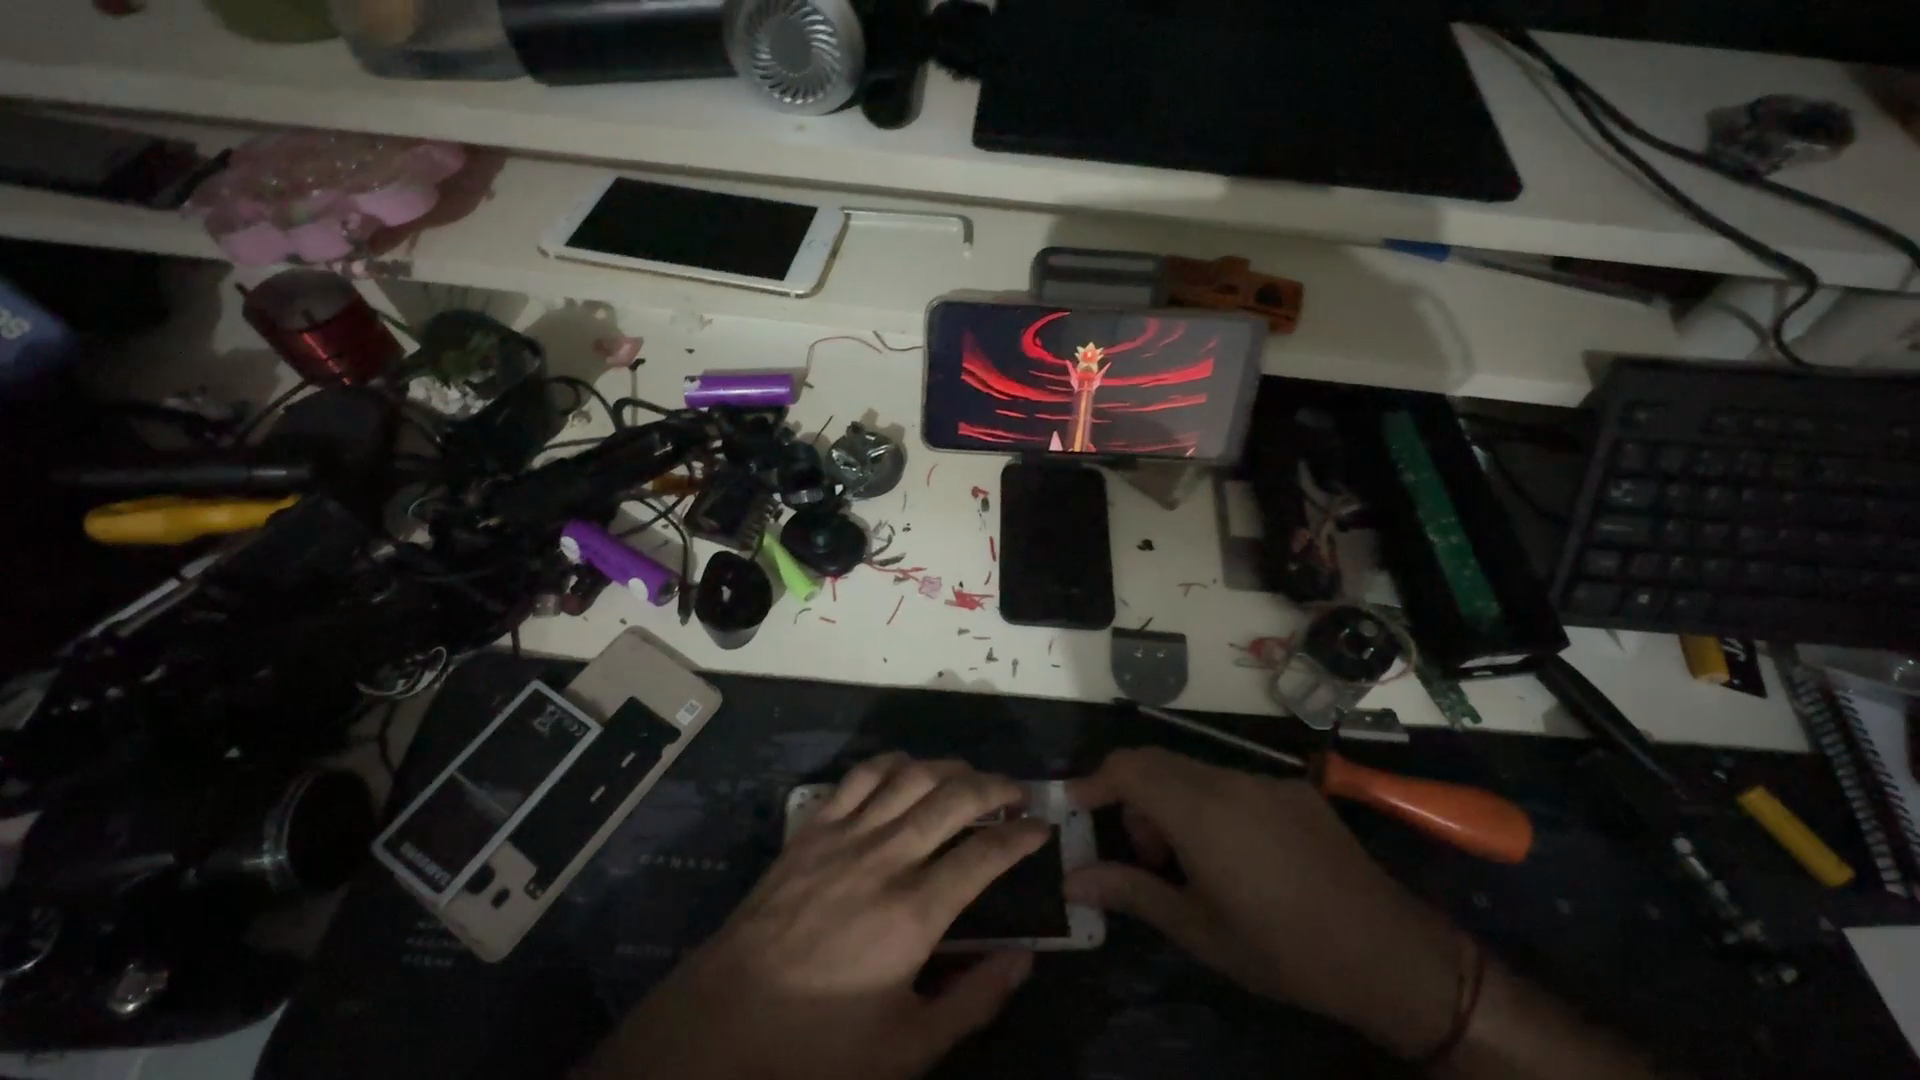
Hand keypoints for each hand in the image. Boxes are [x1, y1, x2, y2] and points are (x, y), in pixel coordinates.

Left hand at [582, 754, 1049, 1079]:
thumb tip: (1025, 959)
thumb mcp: (907, 1047)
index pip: (987, 854)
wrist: (724, 1021)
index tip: (1043, 830)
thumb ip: (974, 1002)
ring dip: (949, 768)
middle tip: (1017, 794)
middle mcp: (886, 858)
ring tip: (970, 778)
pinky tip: (906, 770)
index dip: (1023, 836)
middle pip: (954, 798)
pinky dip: (891, 764)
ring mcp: (845, 837)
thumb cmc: (819, 1043)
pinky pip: (858, 778)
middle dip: (996, 787)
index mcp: (916, 912)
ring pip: (910, 777)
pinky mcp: (811, 830)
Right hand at [1066, 748, 1465, 1058]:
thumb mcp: (1197, 929)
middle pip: (1158, 764)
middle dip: (1134, 799)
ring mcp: (1269, 783)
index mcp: (1201, 812)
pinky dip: (1210, 805)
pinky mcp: (1297, 792)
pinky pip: (1234, 783)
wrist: (1388, 954)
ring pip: (1196, 772)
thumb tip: (1073, 879)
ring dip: (1173, 803)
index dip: (1094, 781)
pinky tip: (1236, 856)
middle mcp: (1232, 781)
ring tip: (1190, 864)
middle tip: (1145, 857)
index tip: (1075, 809)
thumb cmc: (1281, 949)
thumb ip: (1130, 892)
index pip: (1128, 767)